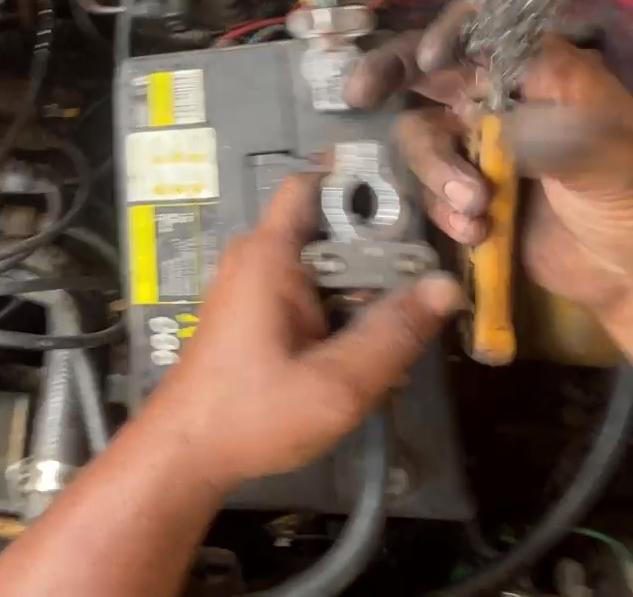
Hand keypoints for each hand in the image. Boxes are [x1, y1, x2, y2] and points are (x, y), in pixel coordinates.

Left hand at [137, 175, 463, 493]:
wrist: (189, 448)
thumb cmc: (253, 412)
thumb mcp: (336, 383)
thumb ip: (392, 334)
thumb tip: (444, 287)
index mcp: (269, 253)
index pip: (310, 185)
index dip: (358, 183)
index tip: (412, 203)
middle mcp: (256, 255)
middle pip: (326, 230)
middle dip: (375, 257)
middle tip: (423, 290)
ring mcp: (251, 282)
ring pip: (320, 267)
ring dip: (359, 295)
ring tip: (400, 334)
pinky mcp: (253, 309)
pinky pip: (304, 293)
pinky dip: (335, 313)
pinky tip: (362, 356)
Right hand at [345, 1, 632, 316]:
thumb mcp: (617, 162)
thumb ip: (565, 138)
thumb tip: (502, 126)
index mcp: (539, 73)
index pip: (480, 31)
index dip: (444, 36)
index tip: (426, 63)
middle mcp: (498, 98)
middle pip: (425, 74)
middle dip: (388, 80)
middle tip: (358, 96)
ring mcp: (478, 145)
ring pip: (422, 136)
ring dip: (436, 171)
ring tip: (473, 208)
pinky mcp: (467, 189)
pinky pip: (430, 187)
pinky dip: (443, 208)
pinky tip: (475, 232)